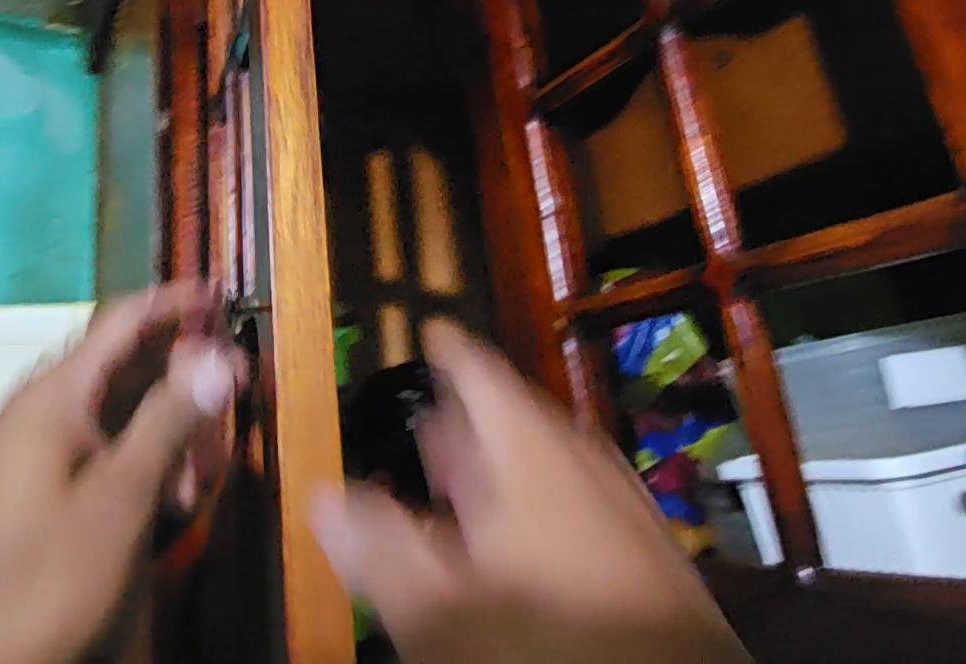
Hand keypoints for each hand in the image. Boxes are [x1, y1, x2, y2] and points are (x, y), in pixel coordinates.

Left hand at [0, 283, 241, 663]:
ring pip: (121, 411)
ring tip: (204, 473)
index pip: (126, 319)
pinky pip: (103, 448)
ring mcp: (37, 450)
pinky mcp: (37, 489)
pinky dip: (145, 458)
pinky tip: (169, 498)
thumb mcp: (114, 502)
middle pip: (129, 364)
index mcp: (57, 395)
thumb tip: (221, 358)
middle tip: (235, 395)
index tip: (225, 292)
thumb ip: (168, 424)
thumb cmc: (28, 580)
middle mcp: (45, 410)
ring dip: (171, 426)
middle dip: (187, 376)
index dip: (178, 300)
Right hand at [312, 319, 748, 663]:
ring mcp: (618, 494)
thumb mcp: (443, 604)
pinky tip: (524, 538)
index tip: (431, 331)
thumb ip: (380, 546)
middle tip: (430, 425)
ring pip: (546, 455)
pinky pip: (578, 492)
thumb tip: (323, 496)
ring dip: (501, 459)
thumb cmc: (546, 635)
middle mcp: (577, 453)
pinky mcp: (643, 540)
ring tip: (464, 481)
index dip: (451, 350)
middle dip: (468, 417)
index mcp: (529, 448)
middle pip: (514, 413)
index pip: (480, 372)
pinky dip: (539, 494)